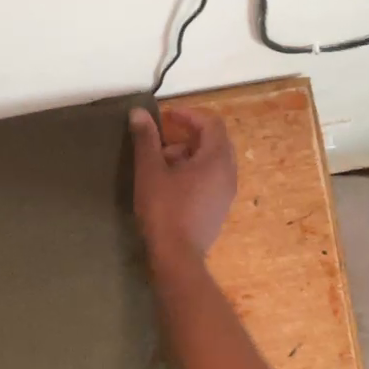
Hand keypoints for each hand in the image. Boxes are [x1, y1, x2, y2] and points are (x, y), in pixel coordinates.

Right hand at [128, 106, 237, 261]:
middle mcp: (229, 172)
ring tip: (161, 166)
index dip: (188, 115)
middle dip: (188, 136)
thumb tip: (139, 113)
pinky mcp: (219, 209)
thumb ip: (146, 140)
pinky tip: (171, 187)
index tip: (166, 116)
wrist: (177, 256)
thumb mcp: (150, 172)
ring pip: (212, 162)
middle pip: (214, 142)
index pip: (211, 123)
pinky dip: (194, 173)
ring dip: (189, 156)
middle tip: (161, 142)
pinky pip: (211, 180)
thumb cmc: (164, 210)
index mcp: (216, 158)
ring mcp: (227, 192)